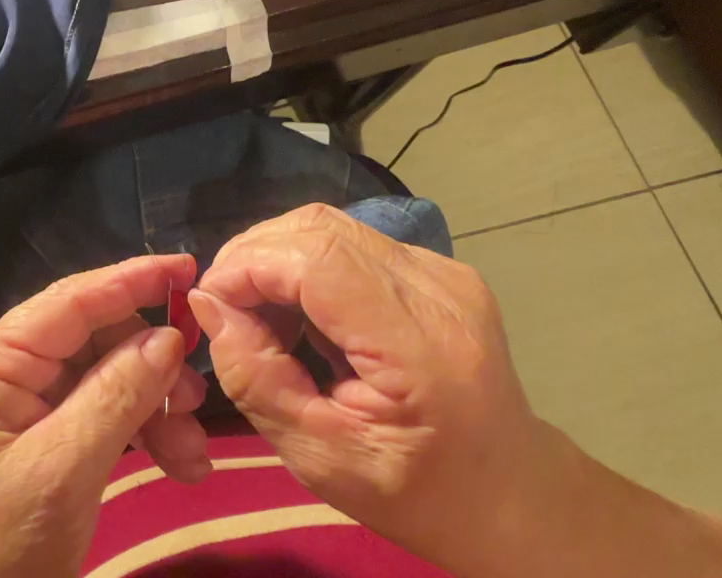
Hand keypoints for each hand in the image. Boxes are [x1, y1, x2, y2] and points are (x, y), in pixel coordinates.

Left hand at [0, 255, 210, 577]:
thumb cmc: (6, 545)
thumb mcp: (64, 469)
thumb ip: (117, 394)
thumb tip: (169, 335)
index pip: (70, 300)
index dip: (132, 279)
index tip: (188, 266)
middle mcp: (1, 360)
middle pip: (94, 335)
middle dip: (150, 368)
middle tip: (196, 399)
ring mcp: (20, 389)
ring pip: (106, 369)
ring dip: (153, 405)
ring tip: (190, 451)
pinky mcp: (41, 417)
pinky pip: (101, 401)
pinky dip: (140, 426)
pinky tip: (177, 459)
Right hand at [189, 204, 555, 568]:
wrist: (514, 495)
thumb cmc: (418, 495)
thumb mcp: (320, 457)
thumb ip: (256, 378)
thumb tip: (208, 304)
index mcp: (420, 345)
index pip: (316, 259)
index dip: (248, 266)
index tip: (210, 305)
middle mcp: (438, 289)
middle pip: (319, 229)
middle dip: (253, 256)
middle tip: (226, 308)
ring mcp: (443, 270)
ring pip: (330, 225)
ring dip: (276, 257)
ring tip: (261, 313)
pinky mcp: (438, 267)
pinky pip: (351, 241)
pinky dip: (306, 264)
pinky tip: (302, 312)